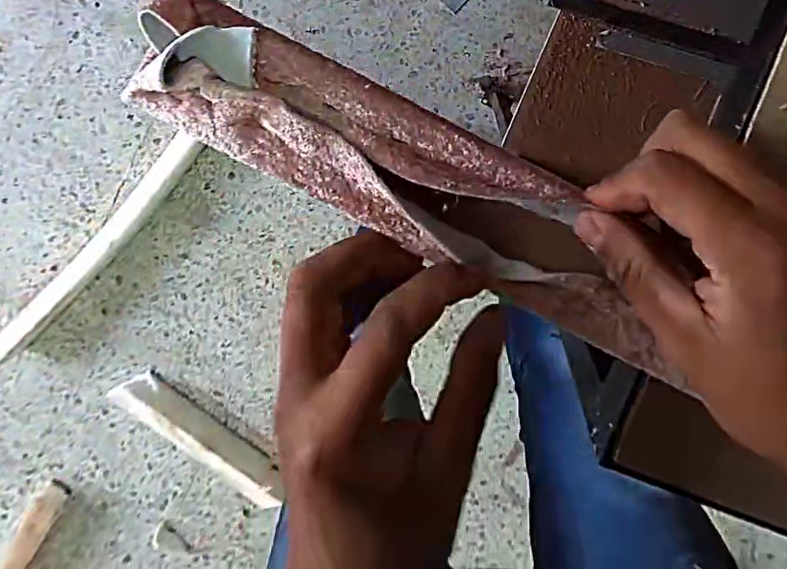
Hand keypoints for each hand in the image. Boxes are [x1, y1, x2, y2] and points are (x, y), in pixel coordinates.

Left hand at [274, 232, 503, 568]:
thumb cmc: (396, 540)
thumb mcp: (447, 468)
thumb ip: (471, 386)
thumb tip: (496, 313)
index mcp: (336, 423)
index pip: (384, 325)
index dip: (435, 286)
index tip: (476, 273)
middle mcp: (298, 394)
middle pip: (312, 287)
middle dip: (370, 250)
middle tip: (427, 248)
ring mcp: (290, 389)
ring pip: (308, 293)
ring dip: (360, 262)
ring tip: (418, 262)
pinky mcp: (299, 387)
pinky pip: (317, 314)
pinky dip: (356, 286)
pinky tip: (399, 292)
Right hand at [577, 112, 786, 519]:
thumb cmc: (768, 399)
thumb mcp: (687, 344)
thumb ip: (635, 269)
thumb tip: (588, 219)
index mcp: (751, 243)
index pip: (666, 171)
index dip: (618, 184)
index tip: (593, 213)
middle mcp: (782, 201)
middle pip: (691, 131)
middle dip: (646, 161)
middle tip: (629, 214)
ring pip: (716, 140)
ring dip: (676, 167)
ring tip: (661, 226)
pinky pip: (740, 161)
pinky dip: (705, 177)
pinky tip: (697, 228)